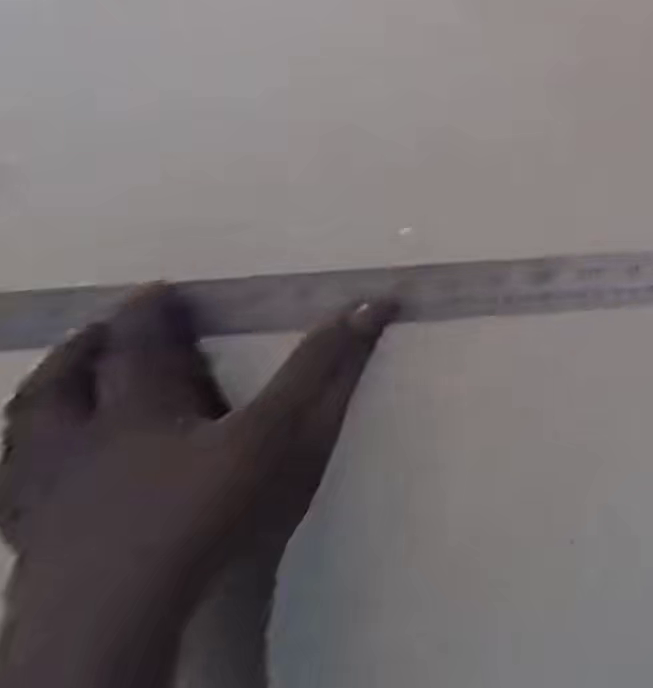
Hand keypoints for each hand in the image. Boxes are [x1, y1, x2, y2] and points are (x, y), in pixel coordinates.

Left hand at [0, 285, 394, 685]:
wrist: (115, 608)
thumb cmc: (204, 507)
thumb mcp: (279, 431)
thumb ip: (322, 368)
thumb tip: (371, 304)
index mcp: (136, 412)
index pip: (141, 348)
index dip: (149, 315)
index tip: (155, 289)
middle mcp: (78, 442)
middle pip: (64, 386)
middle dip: (85, 350)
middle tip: (101, 329)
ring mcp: (43, 493)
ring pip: (25, 434)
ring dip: (43, 397)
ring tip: (59, 382)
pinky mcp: (33, 536)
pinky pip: (14, 488)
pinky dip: (20, 463)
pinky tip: (30, 470)